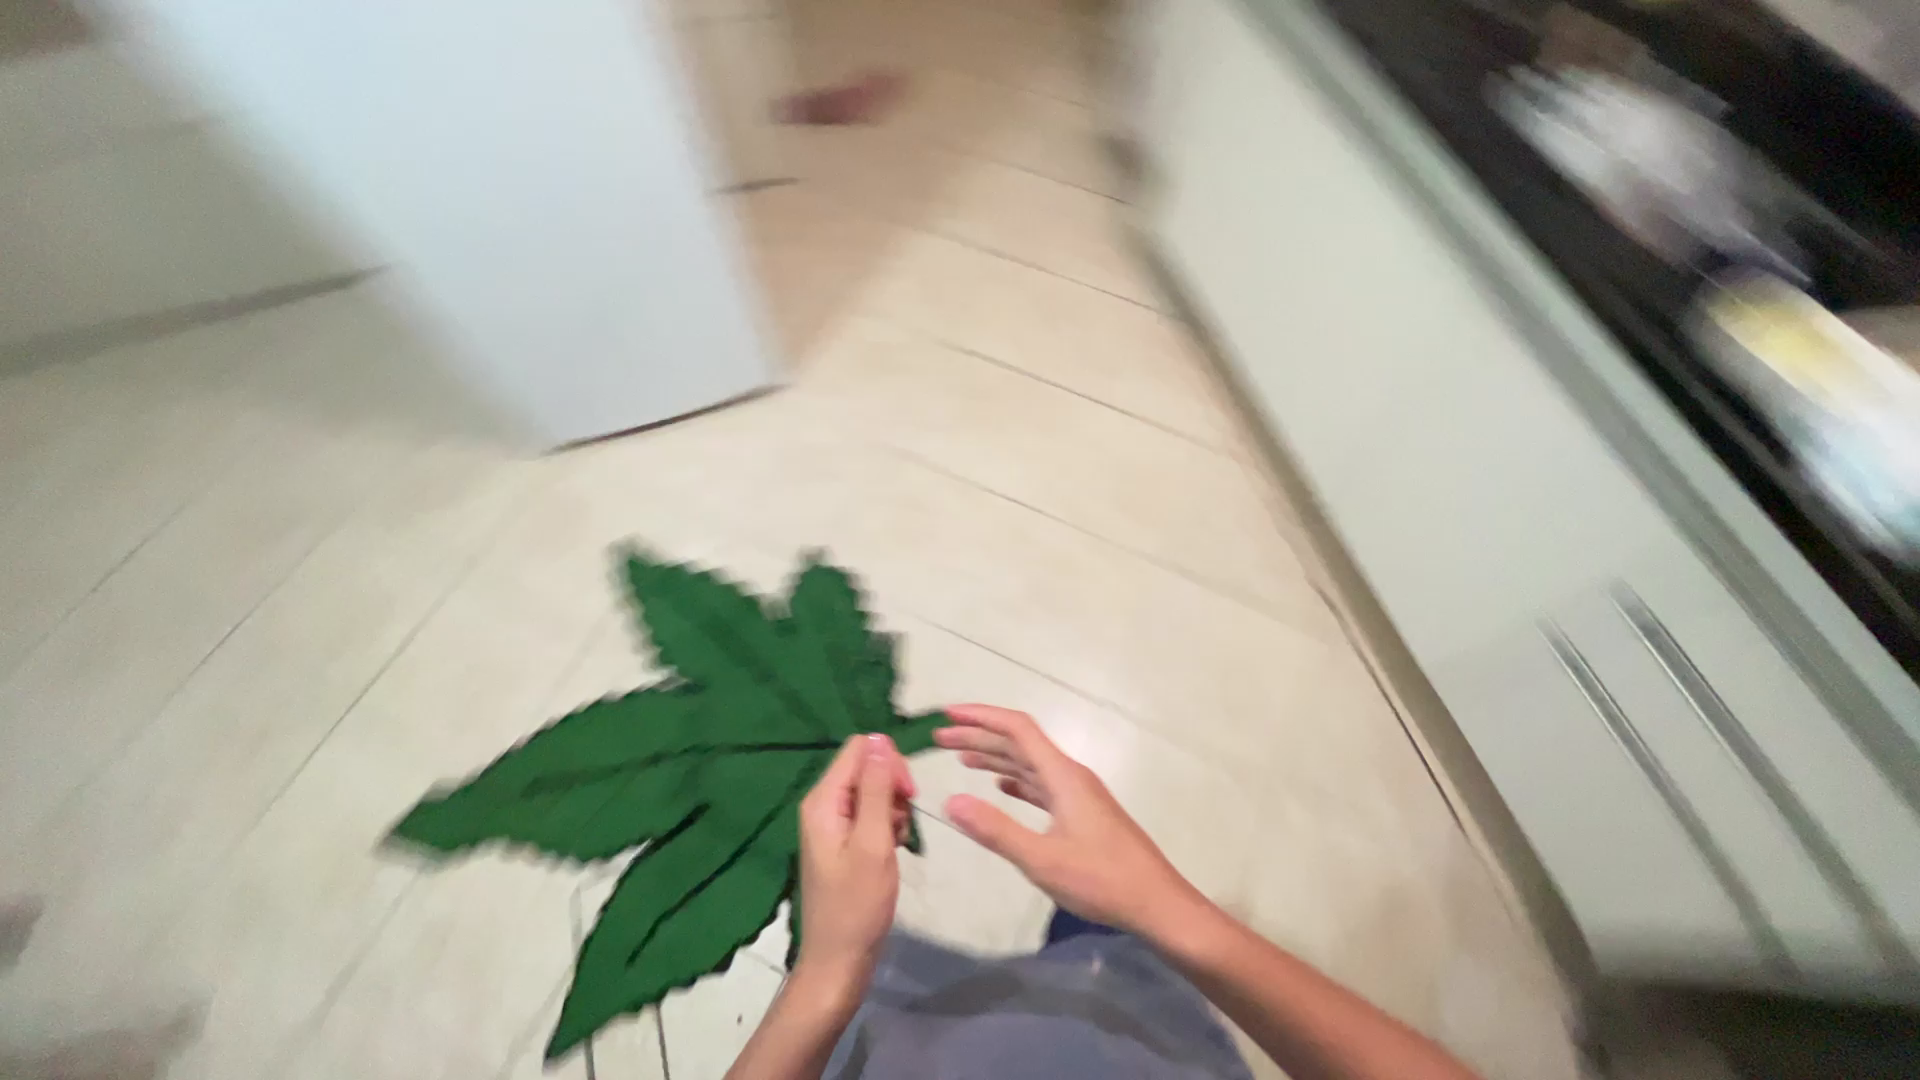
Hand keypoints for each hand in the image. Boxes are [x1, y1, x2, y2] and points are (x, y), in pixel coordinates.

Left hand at [794, 733, 913, 994]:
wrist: (840, 960)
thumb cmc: (857, 904)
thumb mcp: (873, 842)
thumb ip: (876, 788)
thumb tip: (879, 739)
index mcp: (823, 799)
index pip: (860, 749)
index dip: (889, 763)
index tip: (907, 796)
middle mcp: (823, 804)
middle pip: (867, 766)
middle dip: (893, 787)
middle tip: (902, 824)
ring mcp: (832, 823)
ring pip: (874, 790)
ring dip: (893, 809)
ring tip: (896, 843)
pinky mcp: (843, 840)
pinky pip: (871, 813)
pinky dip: (888, 826)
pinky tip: (892, 849)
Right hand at [937, 704, 1209, 936]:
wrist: (1157, 904)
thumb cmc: (1102, 880)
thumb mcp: (1042, 860)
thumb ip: (995, 830)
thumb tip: (950, 801)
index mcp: (1062, 776)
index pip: (1017, 729)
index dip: (981, 716)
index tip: (948, 714)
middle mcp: (1069, 776)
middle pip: (1020, 743)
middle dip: (980, 736)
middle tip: (941, 738)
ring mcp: (1078, 794)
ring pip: (1029, 764)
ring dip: (995, 757)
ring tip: (961, 759)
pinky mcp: (1082, 813)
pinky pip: (1041, 785)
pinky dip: (1015, 781)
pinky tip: (1001, 789)